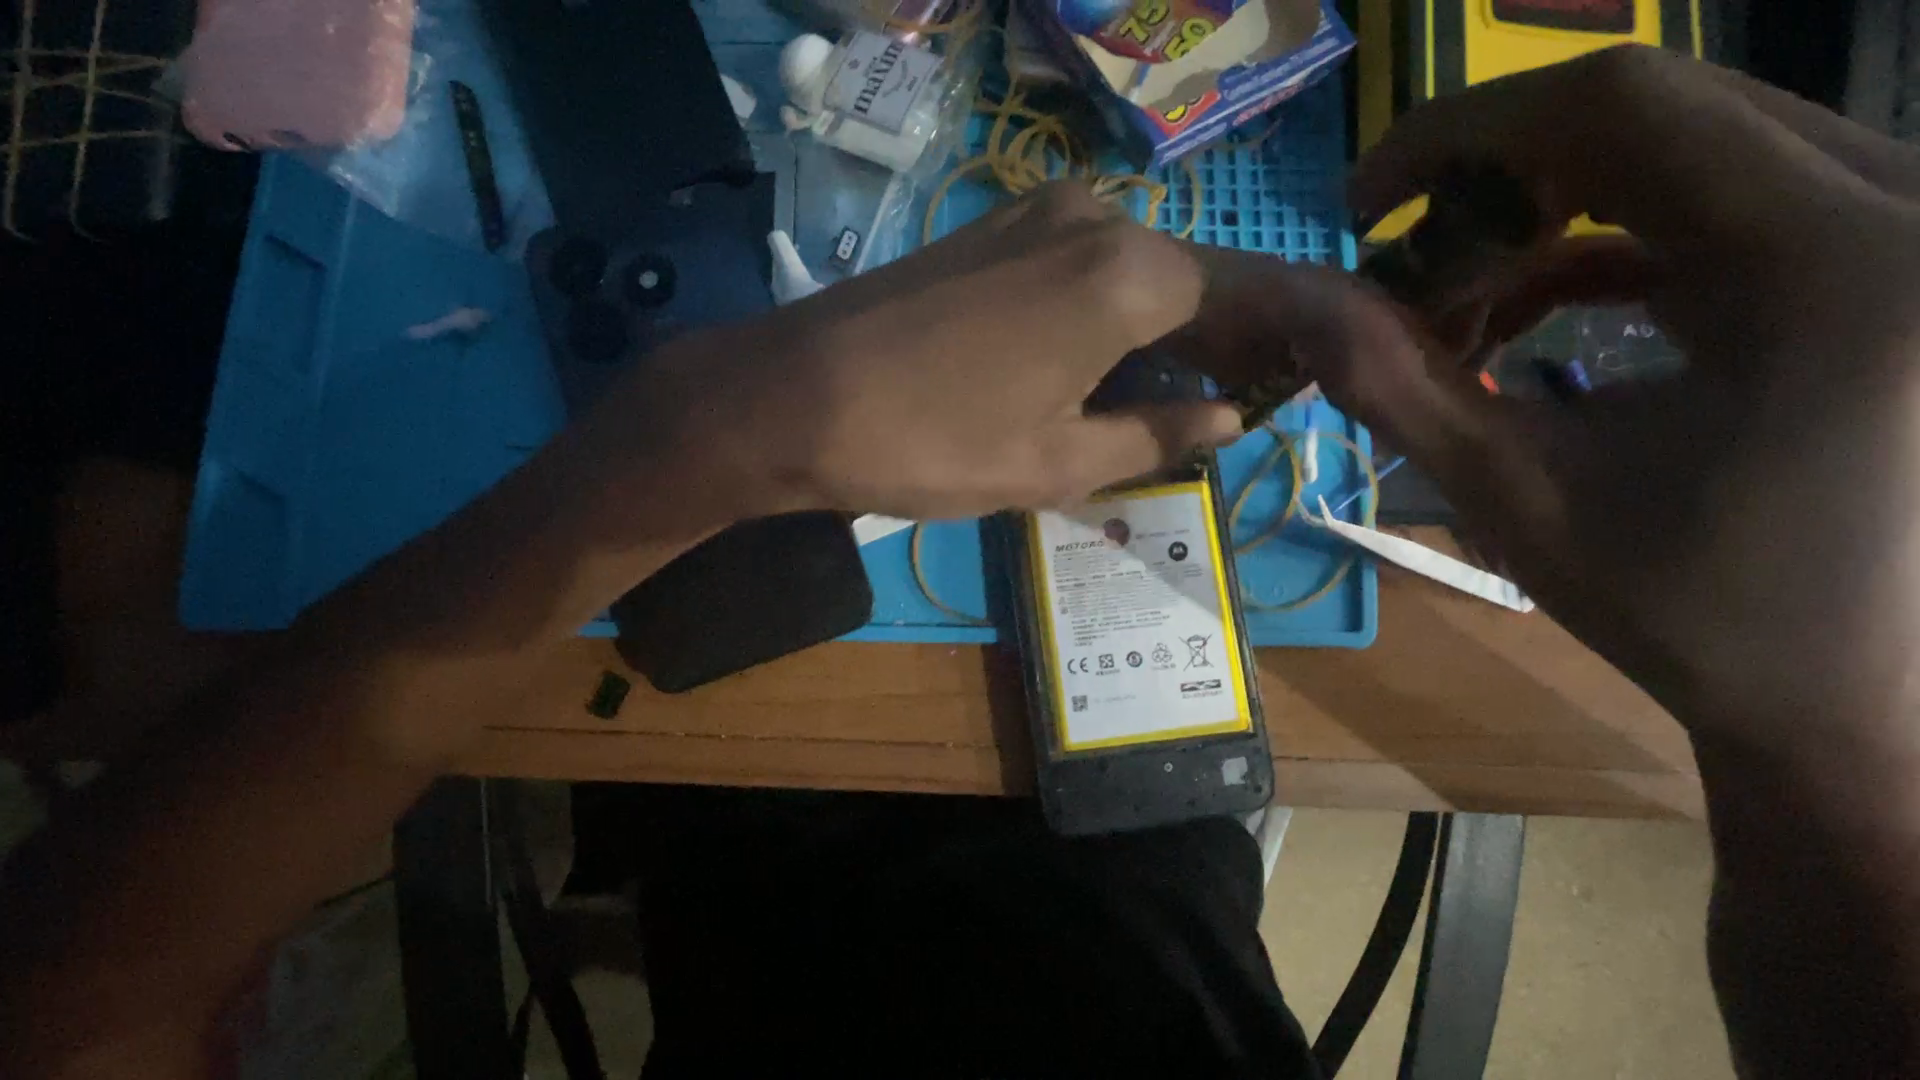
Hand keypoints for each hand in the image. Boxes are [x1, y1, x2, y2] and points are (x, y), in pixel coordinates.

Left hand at [582, 183, 1245, 522]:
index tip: (1300, 387)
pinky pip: (1080, 267)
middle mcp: (1094, 218)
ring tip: (1170, 402)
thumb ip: (1157, 434)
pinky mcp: (991, 230)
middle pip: (1191, 280)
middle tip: (1234, 407)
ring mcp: (1034, 215)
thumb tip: (1227, 416)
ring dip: (1163, 331)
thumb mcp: (1058, 462)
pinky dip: (1108, 312)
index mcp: (1129, 273)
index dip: (1284, 343)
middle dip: (1223, 341)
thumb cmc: (934, 441)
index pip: (1249, 297)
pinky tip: (1101, 365)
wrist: (793, 396)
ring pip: (1134, 272)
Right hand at [1286, 47, 1919, 757]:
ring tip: (1458, 306)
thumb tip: (1296, 303)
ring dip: (1535, 214)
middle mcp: (1904, 207)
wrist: (1843, 684)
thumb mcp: (1513, 498)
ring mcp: (1903, 224)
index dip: (1460, 133)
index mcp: (1833, 266)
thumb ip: (1396, 387)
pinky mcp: (1874, 253)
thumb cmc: (1683, 608)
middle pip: (1649, 110)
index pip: (1618, 106)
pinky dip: (1594, 240)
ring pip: (1676, 144)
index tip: (1363, 207)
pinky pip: (1710, 196)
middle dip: (1489, 178)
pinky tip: (1528, 310)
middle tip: (1399, 259)